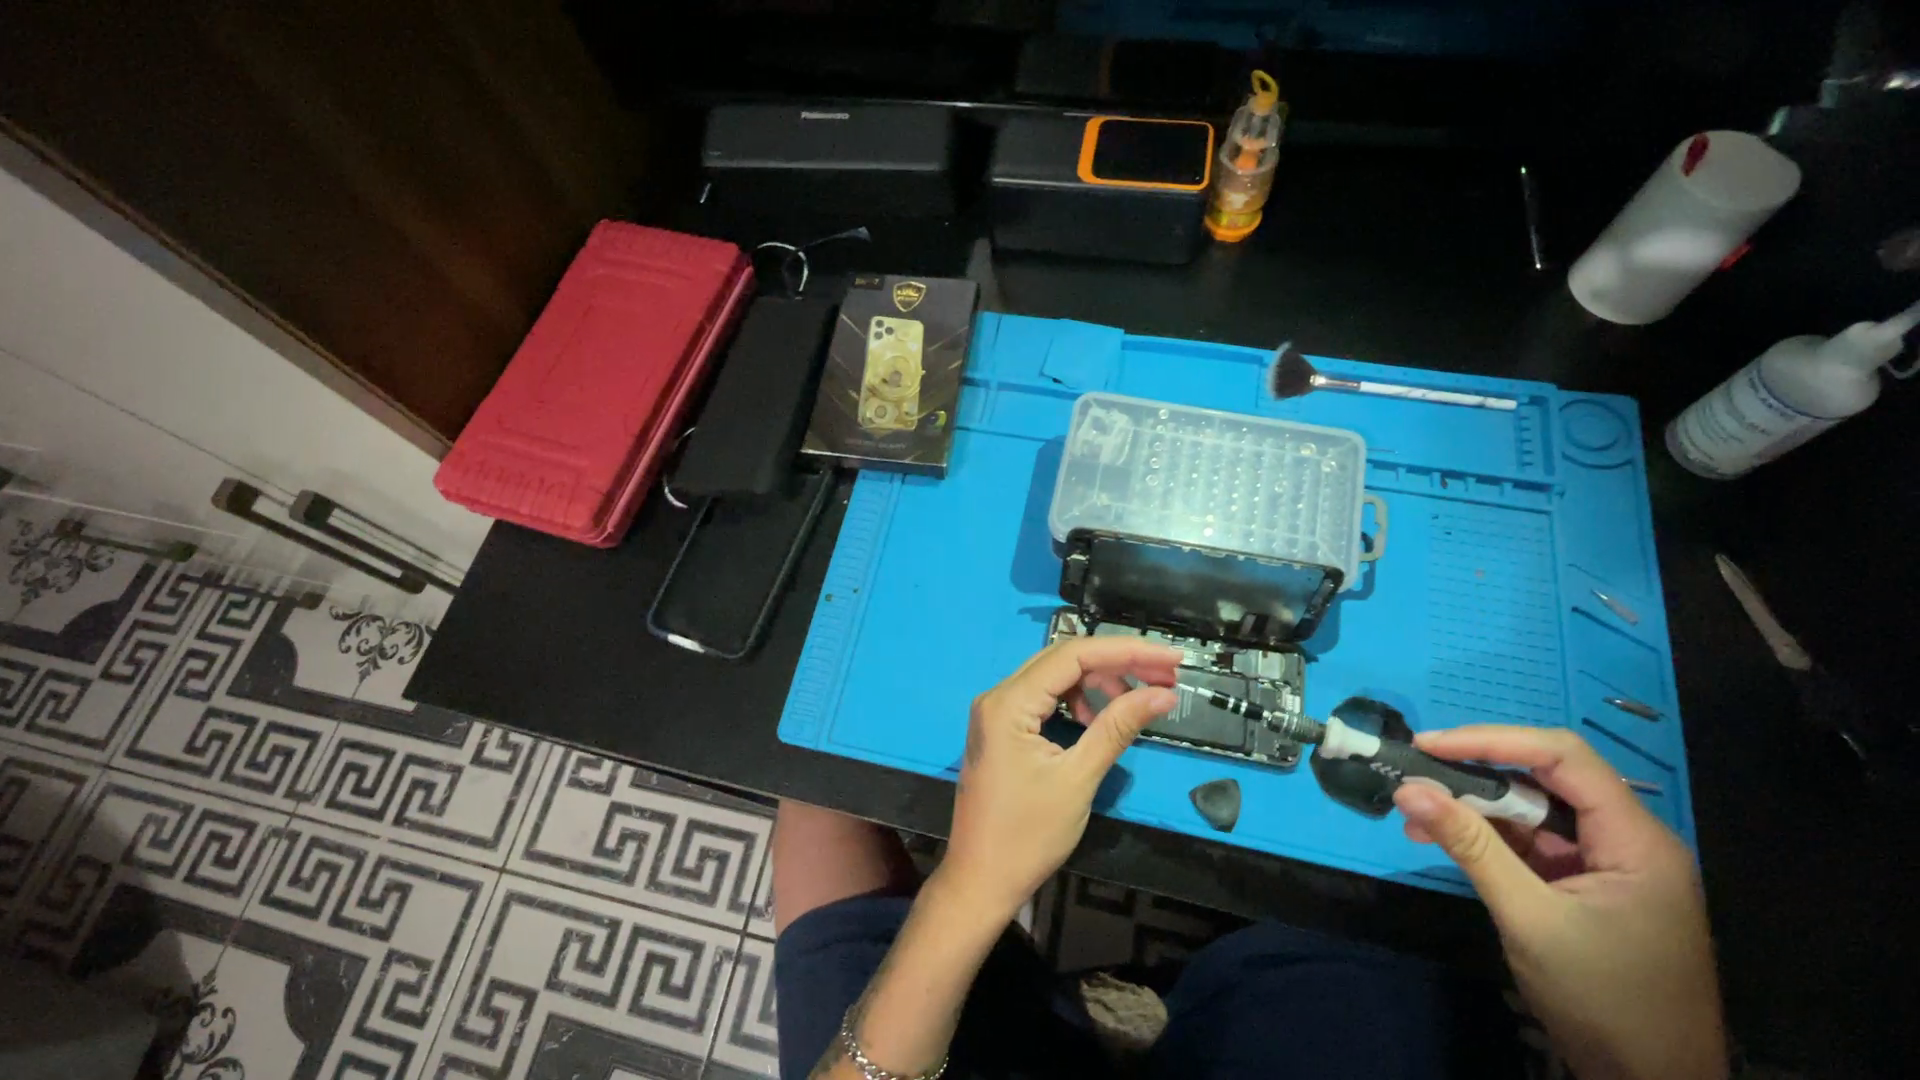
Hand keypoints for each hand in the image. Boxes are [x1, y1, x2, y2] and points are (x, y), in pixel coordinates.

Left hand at [938, 638, 1181, 919]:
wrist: (980, 881)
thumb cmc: (1028, 836)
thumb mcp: (1078, 779)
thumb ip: (1118, 728)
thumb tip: (1163, 694)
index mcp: (1008, 703)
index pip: (1073, 656)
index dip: (1126, 651)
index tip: (1171, 658)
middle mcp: (997, 696)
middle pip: (1063, 660)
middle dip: (1117, 663)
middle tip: (1166, 675)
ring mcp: (996, 713)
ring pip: (1054, 677)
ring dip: (1097, 682)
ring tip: (1137, 701)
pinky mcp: (1001, 730)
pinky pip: (1043, 699)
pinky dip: (1076, 702)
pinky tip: (1098, 720)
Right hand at [1393, 726, 1726, 1079]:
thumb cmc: (1603, 1000)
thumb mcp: (1529, 918)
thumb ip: (1470, 846)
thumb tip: (1408, 789)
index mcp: (1637, 840)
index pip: (1563, 758)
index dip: (1492, 741)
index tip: (1429, 744)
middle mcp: (1629, 841)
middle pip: (1547, 780)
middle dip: (1476, 775)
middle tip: (1414, 776)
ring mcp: (1609, 866)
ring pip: (1535, 812)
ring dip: (1475, 809)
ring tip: (1415, 814)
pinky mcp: (1589, 888)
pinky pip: (1533, 846)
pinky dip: (1488, 840)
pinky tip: (1443, 841)